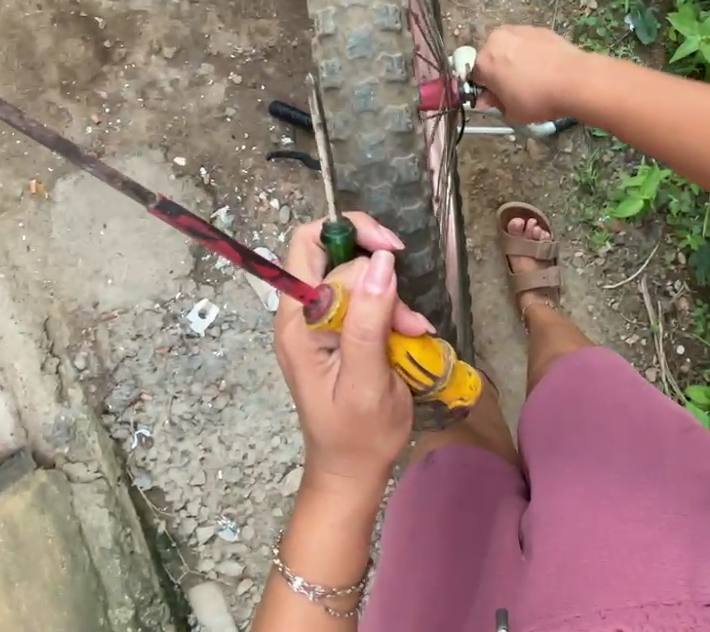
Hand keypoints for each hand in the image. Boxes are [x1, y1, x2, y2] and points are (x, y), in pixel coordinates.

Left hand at [274, 213, 433, 497]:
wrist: (352, 471)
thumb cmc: (359, 434)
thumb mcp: (367, 381)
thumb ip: (368, 321)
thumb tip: (380, 261)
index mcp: (298, 323)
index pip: (313, 247)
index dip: (354, 238)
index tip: (394, 254)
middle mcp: (300, 314)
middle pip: (324, 247)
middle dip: (367, 248)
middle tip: (400, 265)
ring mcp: (316, 322)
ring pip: (347, 269)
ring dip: (385, 285)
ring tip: (411, 325)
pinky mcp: (335, 330)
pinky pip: (360, 295)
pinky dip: (388, 303)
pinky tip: (409, 330)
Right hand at [472, 25, 587, 123]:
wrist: (575, 80)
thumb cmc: (539, 99)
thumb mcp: (512, 112)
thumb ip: (495, 104)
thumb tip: (488, 99)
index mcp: (484, 61)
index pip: (475, 76)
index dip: (485, 89)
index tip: (496, 98)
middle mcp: (497, 40)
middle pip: (491, 57)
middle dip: (499, 71)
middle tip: (515, 88)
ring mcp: (519, 31)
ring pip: (509, 47)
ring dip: (514, 59)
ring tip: (533, 77)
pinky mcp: (538, 29)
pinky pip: (528, 42)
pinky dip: (531, 52)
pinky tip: (544, 67)